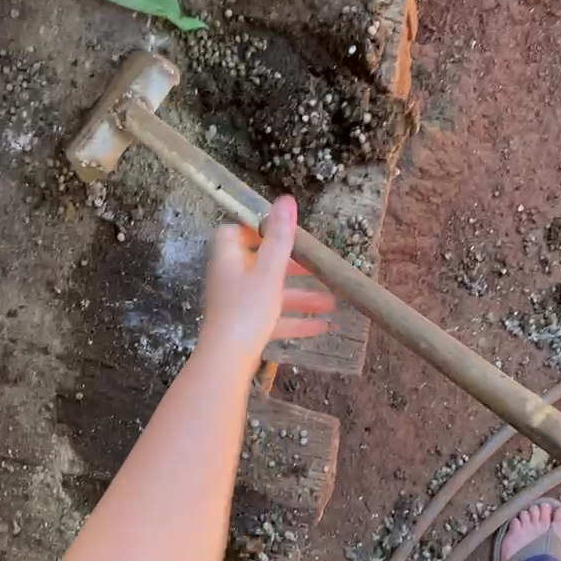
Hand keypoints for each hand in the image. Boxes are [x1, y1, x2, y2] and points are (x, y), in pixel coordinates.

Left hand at [200, 196, 334, 361]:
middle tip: (315, 265)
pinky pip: (273, 319)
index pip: (234, 233)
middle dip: (291, 266)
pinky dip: (296, 320)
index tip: (280, 231)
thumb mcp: (269, 271)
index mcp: (230, 260)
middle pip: (260, 264)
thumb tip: (286, 201)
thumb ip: (280, 238)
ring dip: (301, 296)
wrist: (228, 360)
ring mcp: (238, 306)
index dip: (255, 229)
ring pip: (272, 294)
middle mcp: (231, 280)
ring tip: (332, 301)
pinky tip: (323, 326)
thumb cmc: (246, 310)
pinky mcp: (246, 329)